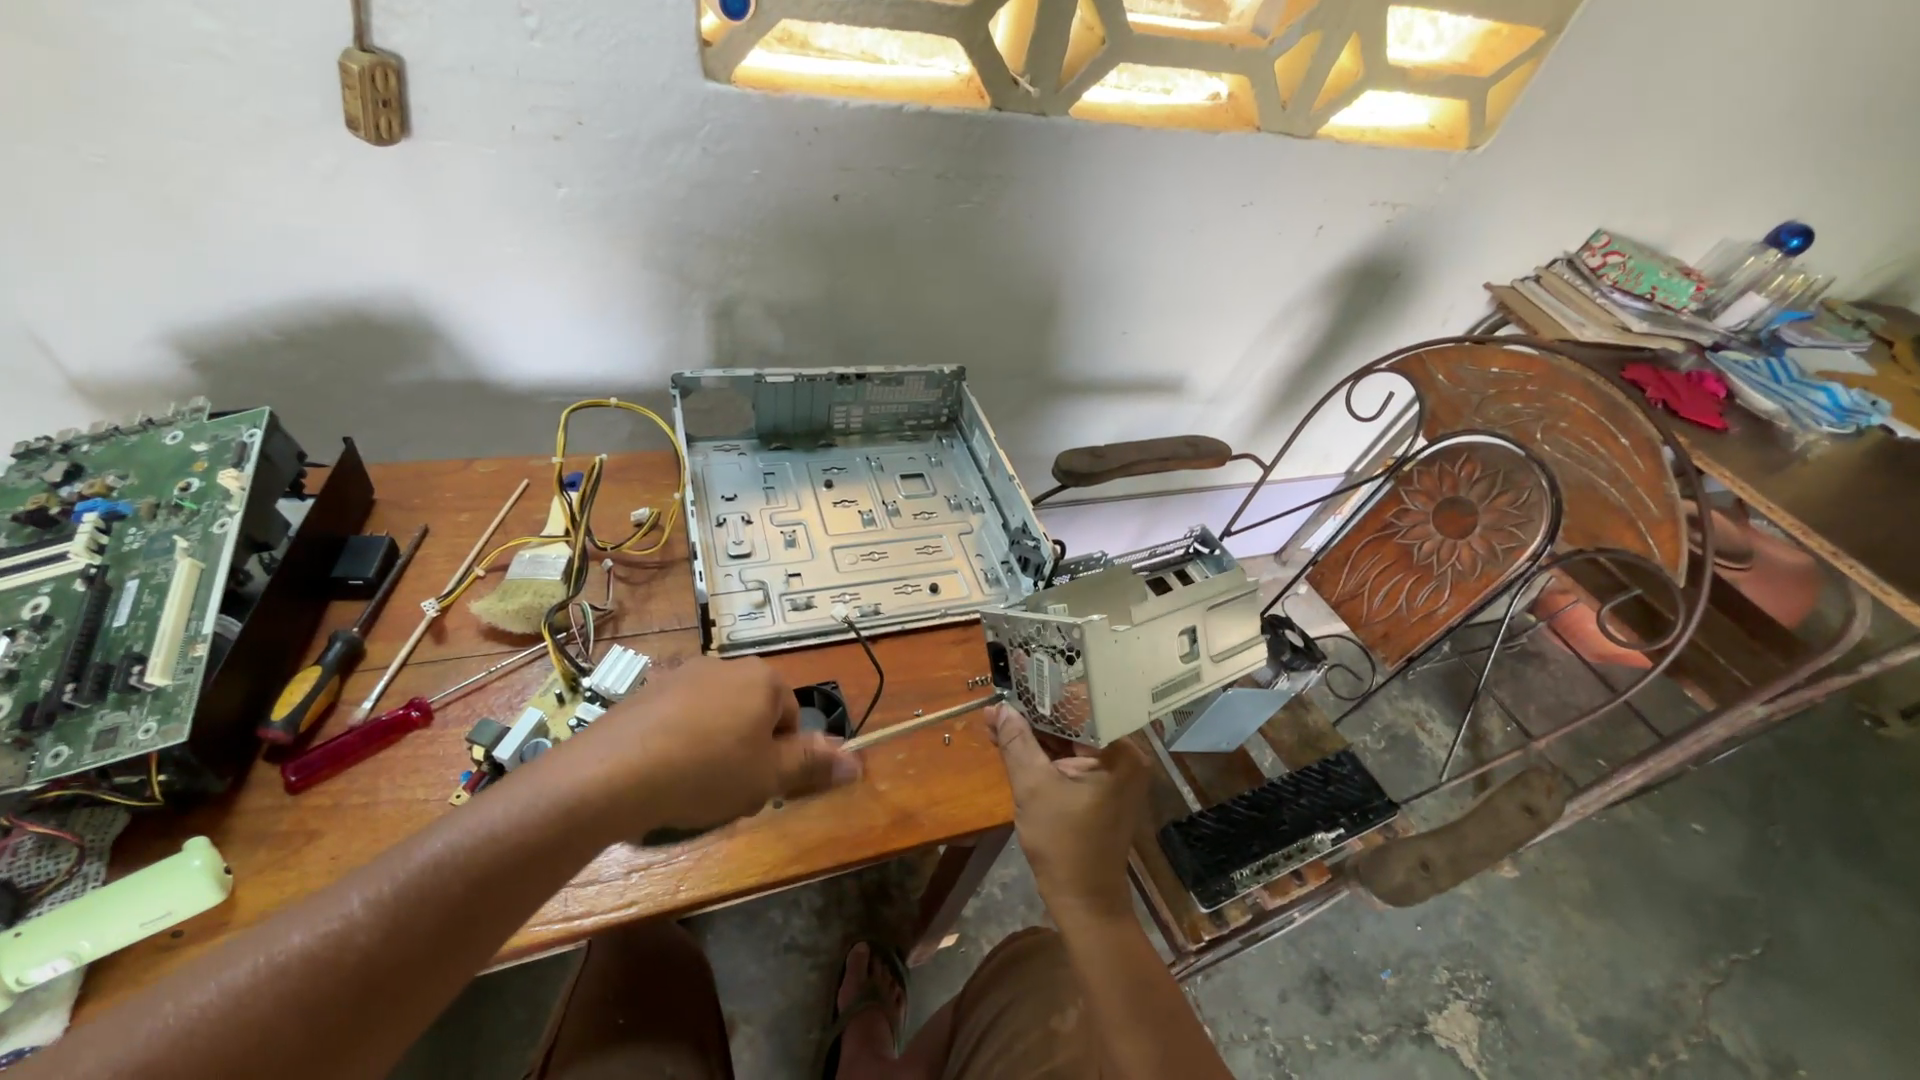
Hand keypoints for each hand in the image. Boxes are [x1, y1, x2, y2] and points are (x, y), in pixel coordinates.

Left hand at [564, 656, 861, 833]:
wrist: (612, 773)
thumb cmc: (705, 772)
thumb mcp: (767, 777)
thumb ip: (812, 765)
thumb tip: (858, 762)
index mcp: (762, 679)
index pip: (791, 716)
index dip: (781, 755)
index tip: (761, 784)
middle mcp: (724, 666)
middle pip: (753, 713)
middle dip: (748, 751)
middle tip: (730, 790)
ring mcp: (679, 675)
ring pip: (715, 717)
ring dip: (714, 749)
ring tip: (693, 789)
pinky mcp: (644, 693)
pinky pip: (677, 720)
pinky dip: (678, 745)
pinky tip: (662, 777)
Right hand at [989, 704, 1147, 922]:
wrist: (1084, 901)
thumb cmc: (1063, 844)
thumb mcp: (1033, 787)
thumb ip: (1016, 743)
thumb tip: (999, 708)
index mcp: (1119, 752)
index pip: (1081, 707)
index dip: (1045, 693)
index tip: (1016, 677)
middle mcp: (1125, 757)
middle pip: (1075, 724)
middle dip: (1035, 715)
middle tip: (1000, 700)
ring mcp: (1116, 774)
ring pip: (1070, 743)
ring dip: (1036, 735)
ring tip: (997, 719)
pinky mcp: (1104, 789)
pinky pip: (1072, 761)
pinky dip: (1046, 756)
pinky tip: (1014, 743)